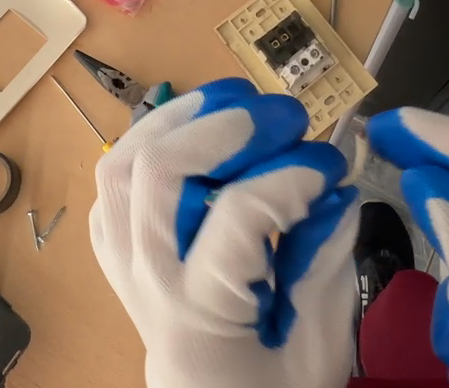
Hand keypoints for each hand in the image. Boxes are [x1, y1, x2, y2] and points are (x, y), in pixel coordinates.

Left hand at [91, 78, 359, 387]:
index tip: (330, 164)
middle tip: (287, 118)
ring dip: (182, 118)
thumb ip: (326, 262)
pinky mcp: (114, 246)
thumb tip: (334, 187)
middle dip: (229, 126)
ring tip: (238, 102)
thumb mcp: (318, 346)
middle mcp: (149, 278)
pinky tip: (197, 131)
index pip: (238, 213)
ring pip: (123, 163)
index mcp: (201, 314)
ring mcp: (121, 258)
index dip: (291, 174)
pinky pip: (114, 176)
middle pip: (159, 171)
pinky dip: (151, 139)